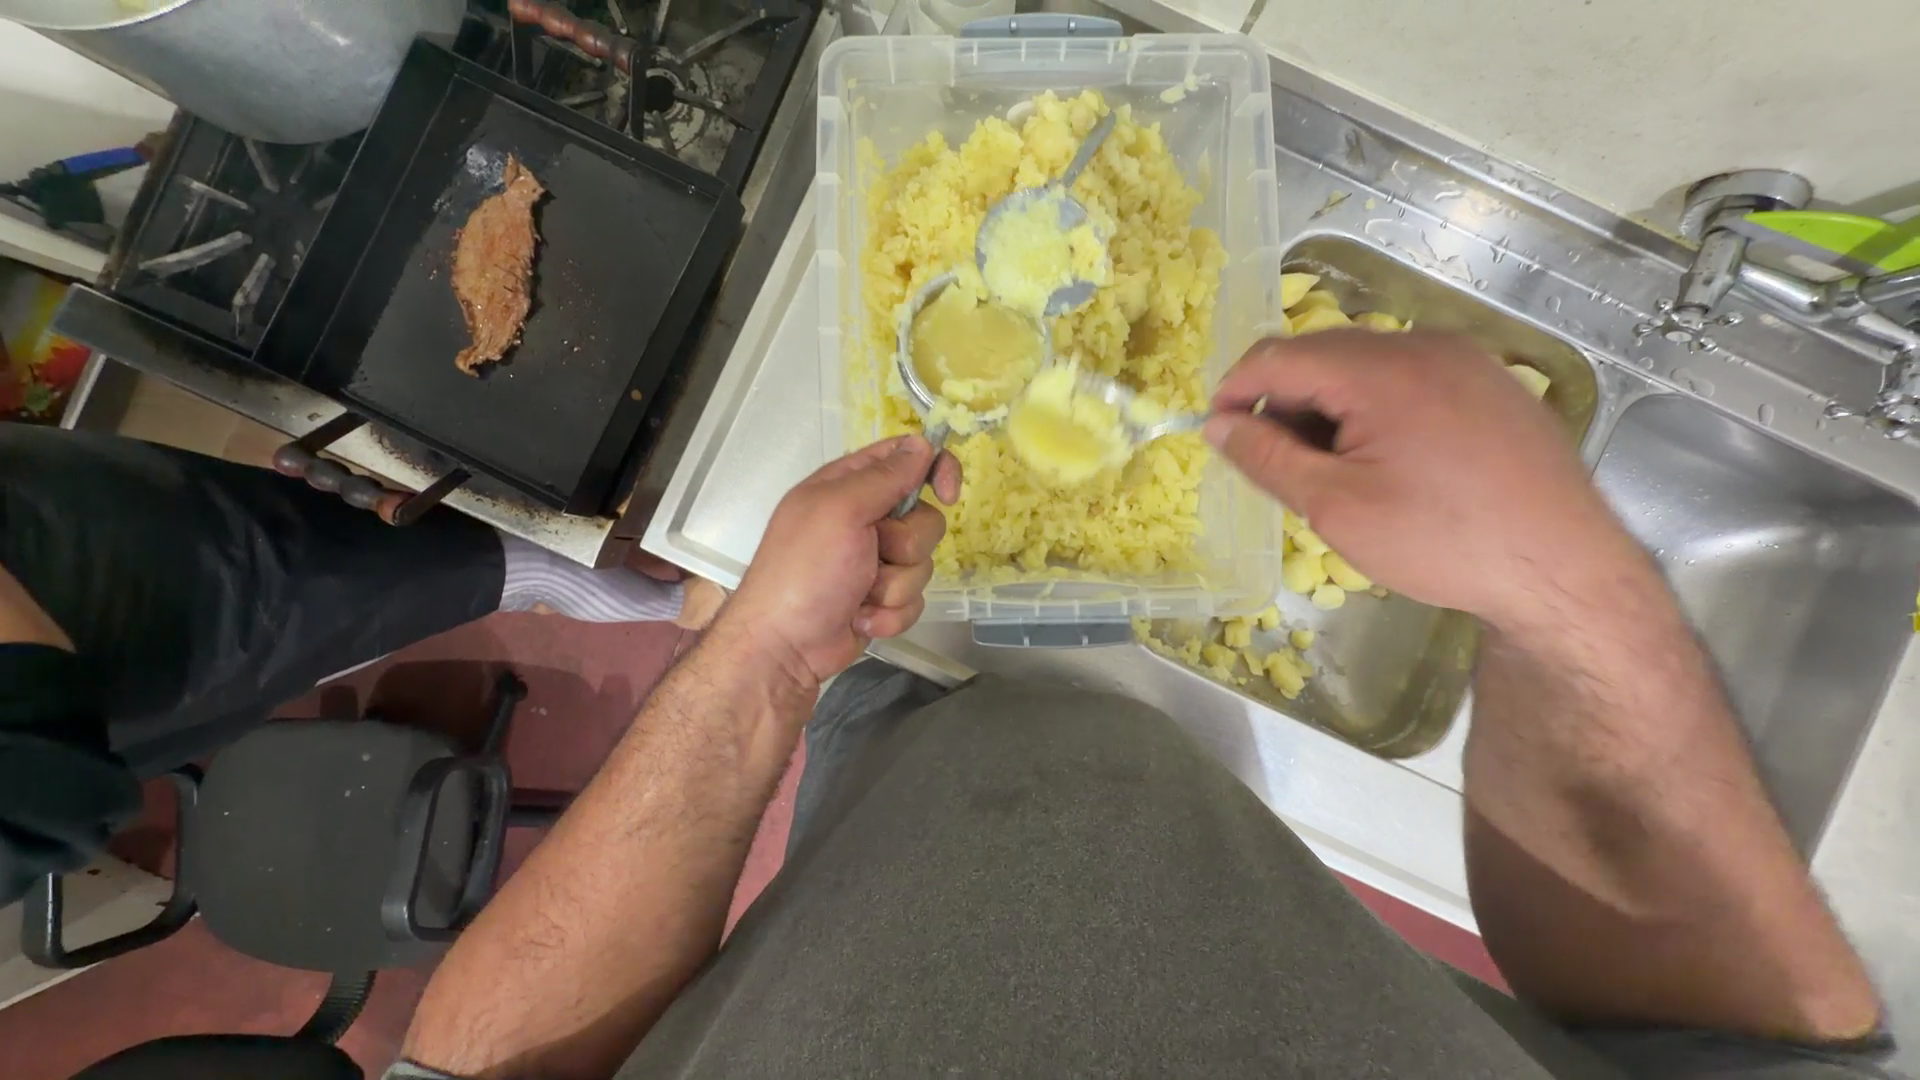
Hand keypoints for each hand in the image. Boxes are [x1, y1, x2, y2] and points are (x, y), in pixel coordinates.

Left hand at [716, 434, 959, 691]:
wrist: (785, 646)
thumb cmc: (805, 570)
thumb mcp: (841, 510)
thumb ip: (885, 476)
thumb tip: (924, 444)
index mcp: (850, 484)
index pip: (907, 458)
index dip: (935, 470)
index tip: (947, 494)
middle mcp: (865, 518)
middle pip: (925, 518)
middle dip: (906, 545)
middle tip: (873, 553)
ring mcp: (875, 561)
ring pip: (923, 564)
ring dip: (894, 586)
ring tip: (859, 595)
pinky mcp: (882, 599)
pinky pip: (914, 600)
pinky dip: (890, 614)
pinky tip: (860, 620)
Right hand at [1205, 329, 1646, 629]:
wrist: (1565, 570)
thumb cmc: (1439, 540)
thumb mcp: (1333, 506)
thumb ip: (1266, 457)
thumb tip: (1217, 425)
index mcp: (1381, 369)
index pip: (1278, 356)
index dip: (1234, 391)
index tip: (1216, 433)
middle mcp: (1425, 345)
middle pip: (1320, 355)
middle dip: (1283, 404)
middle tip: (1277, 464)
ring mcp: (1466, 360)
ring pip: (1363, 367)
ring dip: (1326, 408)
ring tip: (1331, 471)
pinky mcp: (1491, 383)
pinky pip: (1406, 379)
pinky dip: (1370, 409)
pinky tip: (1381, 461)